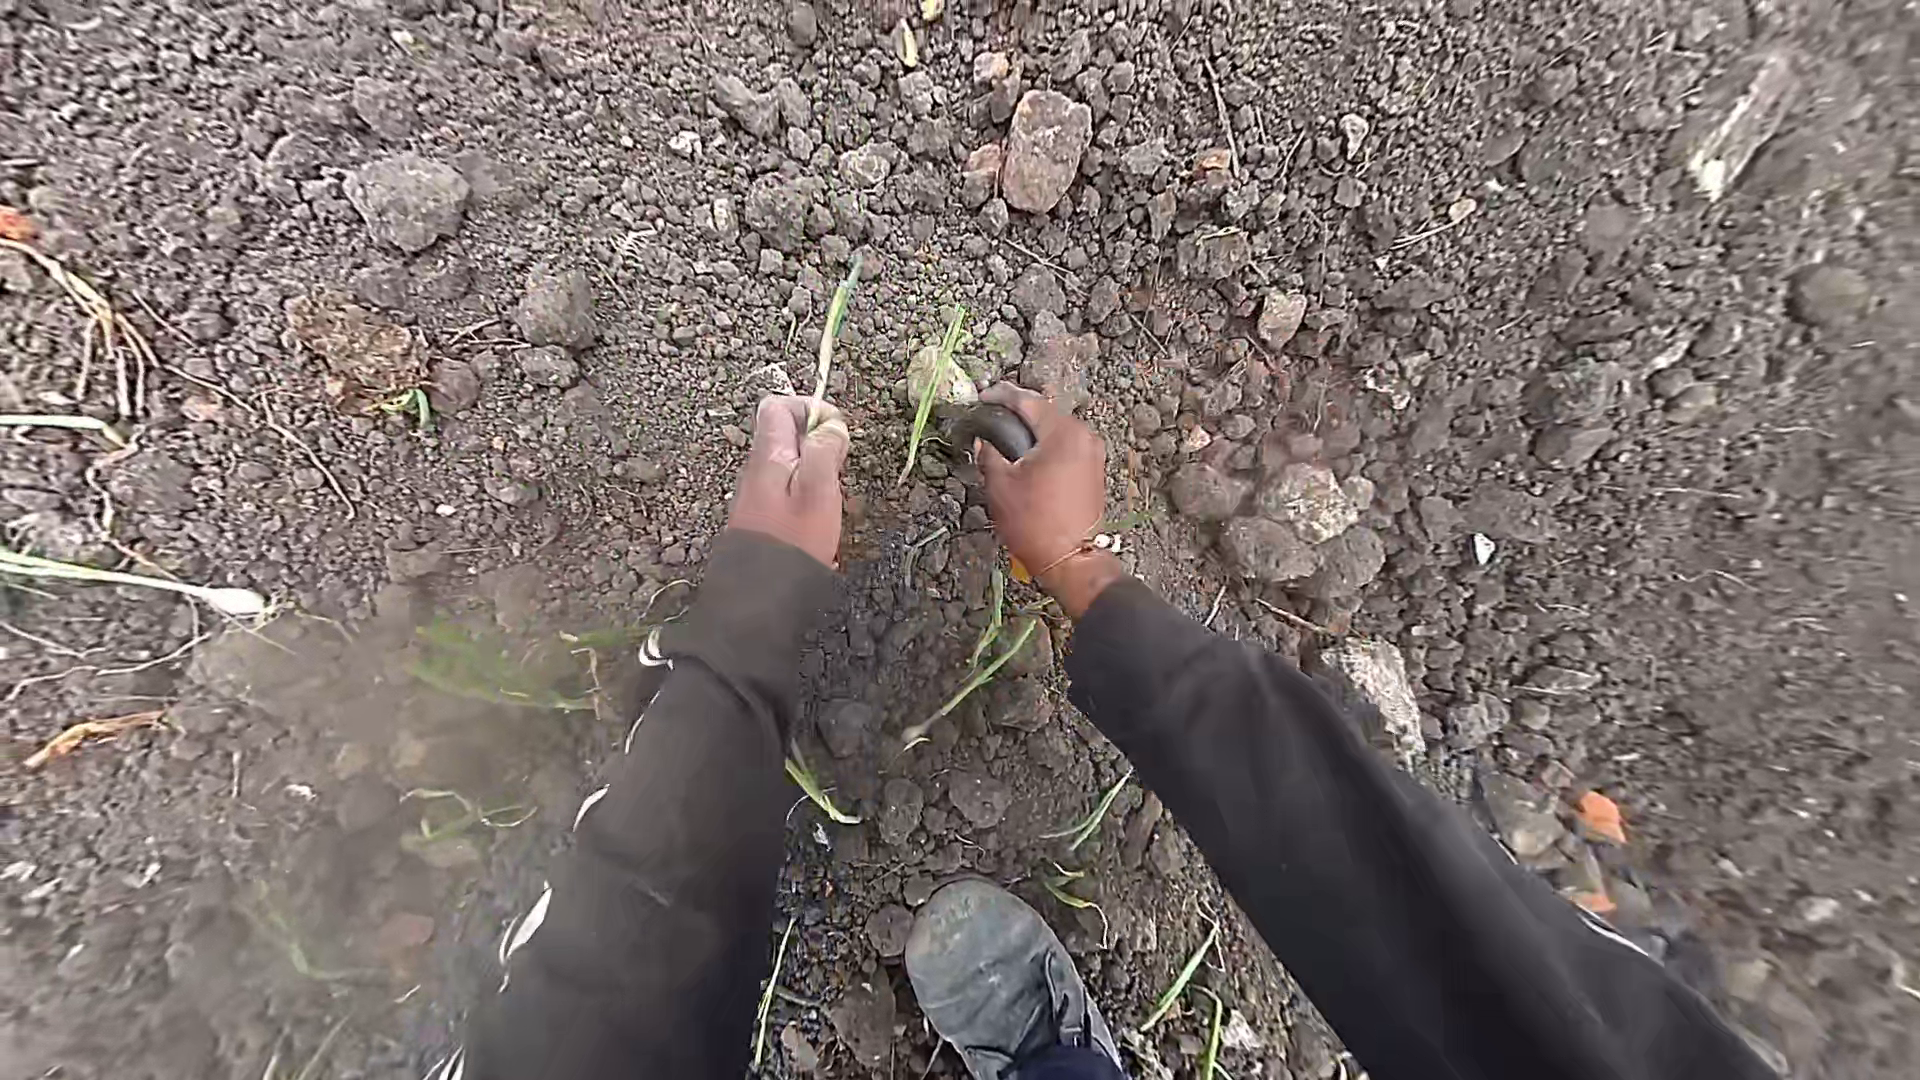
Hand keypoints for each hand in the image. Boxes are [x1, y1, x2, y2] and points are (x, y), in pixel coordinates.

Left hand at [725, 395, 849, 567]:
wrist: (760, 597)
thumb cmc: (793, 541)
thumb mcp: (817, 489)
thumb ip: (824, 450)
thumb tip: (832, 425)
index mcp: (768, 455)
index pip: (778, 406)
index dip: (811, 409)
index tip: (836, 433)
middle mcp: (758, 470)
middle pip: (787, 436)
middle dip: (820, 445)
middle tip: (839, 470)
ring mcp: (759, 495)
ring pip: (792, 465)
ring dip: (818, 473)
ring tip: (833, 499)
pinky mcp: (765, 517)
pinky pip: (790, 491)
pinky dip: (810, 495)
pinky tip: (820, 520)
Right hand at [975, 384, 1123, 617]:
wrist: (1071, 560)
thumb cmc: (1035, 523)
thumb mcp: (1000, 484)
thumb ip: (989, 453)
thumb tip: (984, 439)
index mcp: (1063, 432)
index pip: (1026, 400)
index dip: (999, 396)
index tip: (981, 397)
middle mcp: (1083, 435)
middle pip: (1044, 412)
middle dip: (1016, 413)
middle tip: (989, 417)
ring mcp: (1092, 452)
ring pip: (1055, 429)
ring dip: (1031, 430)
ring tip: (1004, 437)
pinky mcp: (1093, 469)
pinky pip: (1065, 446)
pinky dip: (1045, 445)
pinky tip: (1027, 455)